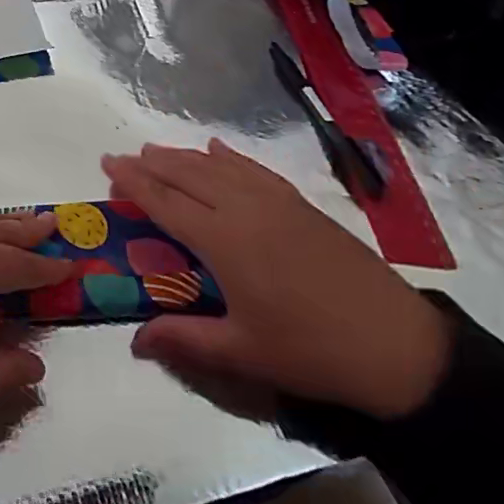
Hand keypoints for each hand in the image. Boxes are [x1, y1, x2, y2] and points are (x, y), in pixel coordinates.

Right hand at [102, 140, 452, 418]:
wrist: (394, 342)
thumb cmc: (310, 350)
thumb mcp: (243, 352)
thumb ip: (185, 340)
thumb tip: (136, 342)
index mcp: (225, 241)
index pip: (167, 203)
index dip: (135, 183)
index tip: (109, 164)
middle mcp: (245, 209)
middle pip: (189, 176)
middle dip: (152, 164)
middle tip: (122, 157)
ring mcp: (277, 202)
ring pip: (220, 168)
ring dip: (185, 157)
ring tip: (158, 150)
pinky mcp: (301, 205)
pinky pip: (256, 170)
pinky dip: (231, 158)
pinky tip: (218, 150)